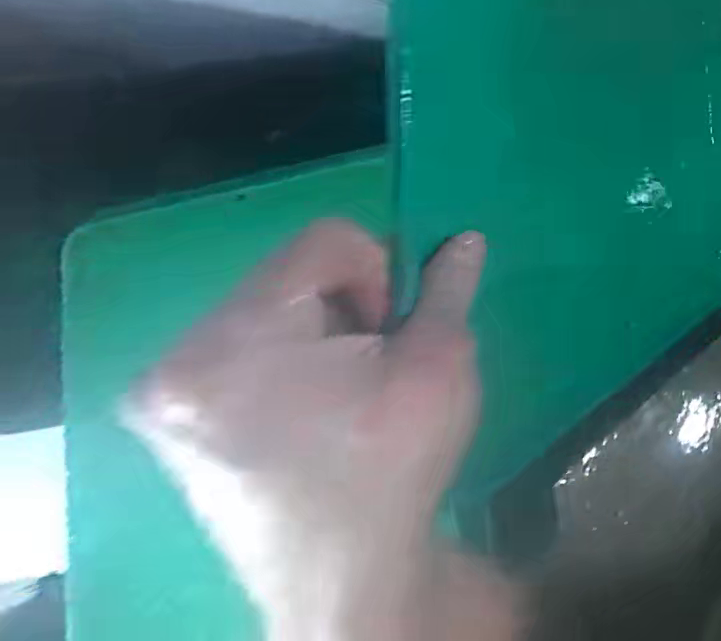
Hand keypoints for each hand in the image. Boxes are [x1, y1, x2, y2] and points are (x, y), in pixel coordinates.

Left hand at [122, 220, 516, 640]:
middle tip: (385, 354)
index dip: (382, 267)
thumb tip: (464, 238)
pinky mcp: (181, 418)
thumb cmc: (394, 454)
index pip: (324, 241)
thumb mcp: (440, 358)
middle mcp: (180, 360)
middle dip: (356, 299)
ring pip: (278, 307)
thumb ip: (446, 287)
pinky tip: (328, 400)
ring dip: (334, 325)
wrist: (346, 566)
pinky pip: (255, 344)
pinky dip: (304, 351)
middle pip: (294, 273)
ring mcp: (171, 394)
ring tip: (360, 382)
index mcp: (233, 341)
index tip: (397, 324)